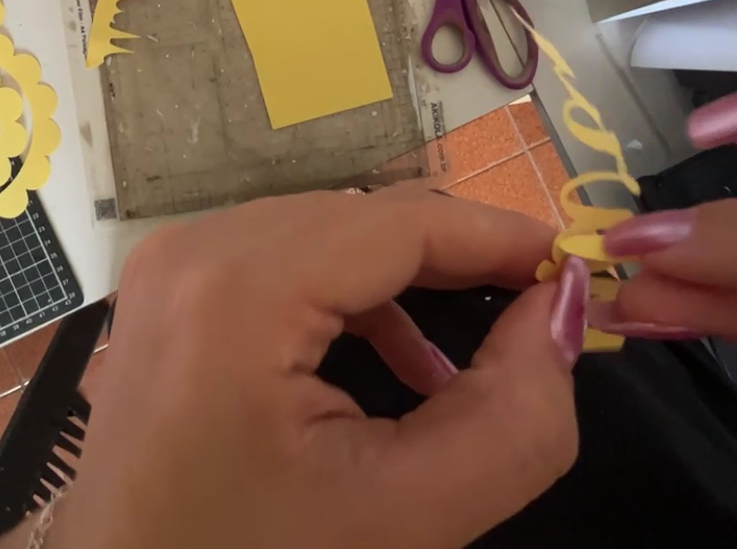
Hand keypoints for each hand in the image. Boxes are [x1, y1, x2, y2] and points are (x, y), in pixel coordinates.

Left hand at [46, 188, 589, 548]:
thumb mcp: (403, 517)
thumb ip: (511, 418)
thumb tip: (559, 312)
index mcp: (236, 289)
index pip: (393, 221)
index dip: (493, 232)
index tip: (570, 264)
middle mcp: (192, 247)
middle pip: (353, 219)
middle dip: (448, 256)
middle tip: (532, 304)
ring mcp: (169, 259)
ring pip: (317, 231)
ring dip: (396, 277)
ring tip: (454, 358)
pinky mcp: (166, 283)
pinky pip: (274, 256)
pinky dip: (339, 291)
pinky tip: (385, 358)